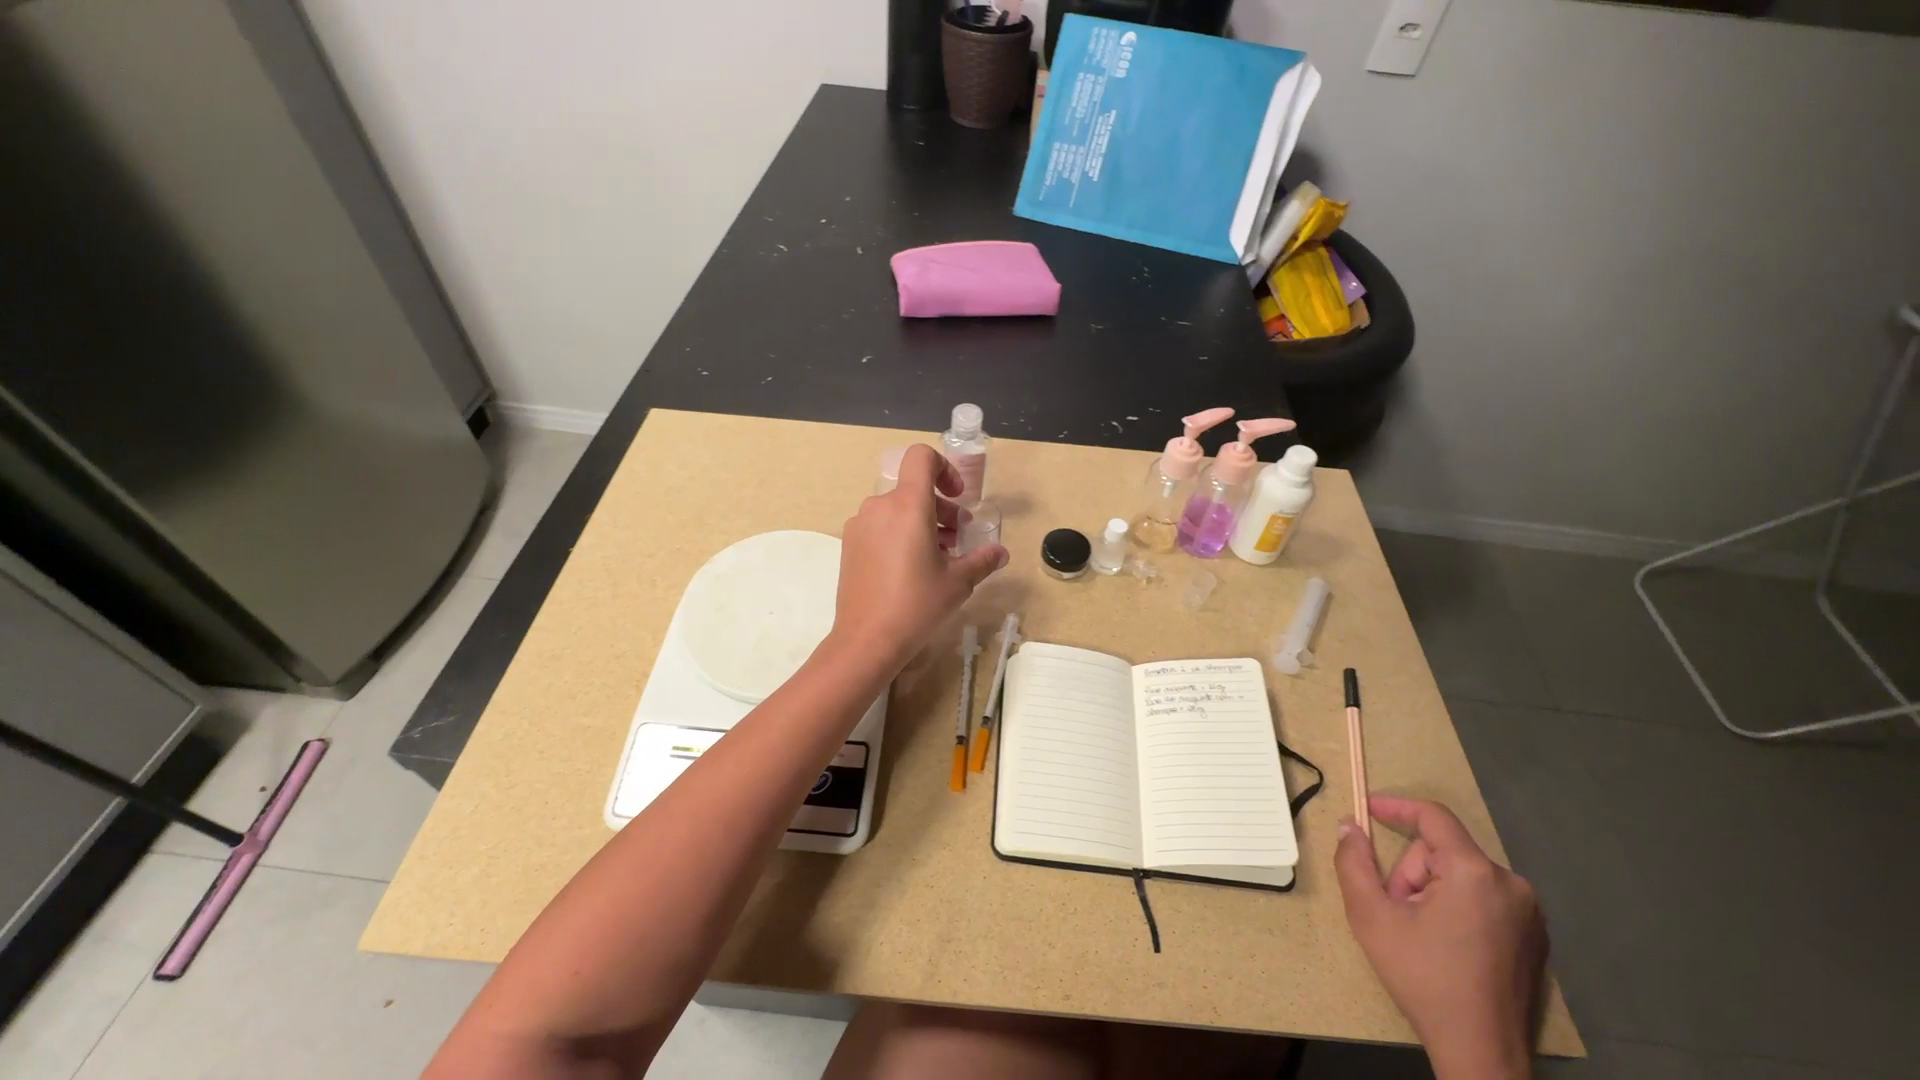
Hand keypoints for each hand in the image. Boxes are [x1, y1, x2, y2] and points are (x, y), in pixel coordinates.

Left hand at [829, 445, 1006, 665]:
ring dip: (921, 523)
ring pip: (896, 509)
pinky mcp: (850, 545)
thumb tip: (1000, 553)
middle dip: (941, 508)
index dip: (944, 468)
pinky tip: (911, 570)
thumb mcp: (958, 582)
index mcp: (908, 506)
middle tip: (958, 539)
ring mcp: (860, 526)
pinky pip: (880, 527)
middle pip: (913, 489)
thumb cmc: (917, 605)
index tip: (957, 497)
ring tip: (938, 557)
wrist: (867, 639)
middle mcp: (879, 507)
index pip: (921, 458)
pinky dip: (900, 535)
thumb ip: (982, 560)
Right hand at [1334, 796, 1546, 1079]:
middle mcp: (1509, 881)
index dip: (1396, 807)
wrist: (1480, 1048)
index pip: (1433, 817)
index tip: (1367, 810)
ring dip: (1434, 893)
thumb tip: (1349, 826)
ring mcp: (1528, 909)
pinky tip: (1450, 945)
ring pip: (1462, 876)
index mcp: (1472, 872)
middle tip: (1398, 914)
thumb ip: (1353, 863)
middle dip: (1412, 875)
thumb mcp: (1371, 917)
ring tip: (1423, 935)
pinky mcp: (1535, 933)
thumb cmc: (1423, 977)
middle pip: (1442, 853)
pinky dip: (1460, 908)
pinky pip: (1485, 898)